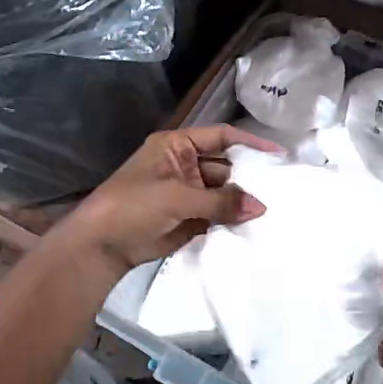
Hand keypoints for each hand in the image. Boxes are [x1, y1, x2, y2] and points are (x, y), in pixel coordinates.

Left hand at [49, 125, 278, 280]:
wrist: (100, 246)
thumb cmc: (133, 206)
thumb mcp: (177, 198)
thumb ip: (220, 201)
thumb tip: (260, 207)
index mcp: (177, 146)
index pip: (220, 137)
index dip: (249, 143)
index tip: (278, 154)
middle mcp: (184, 165)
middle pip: (225, 166)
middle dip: (249, 177)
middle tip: (281, 188)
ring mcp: (187, 193)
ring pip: (223, 193)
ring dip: (242, 201)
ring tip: (274, 209)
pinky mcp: (188, 219)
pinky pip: (217, 215)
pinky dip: (232, 220)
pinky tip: (254, 226)